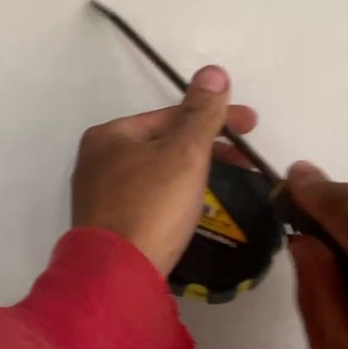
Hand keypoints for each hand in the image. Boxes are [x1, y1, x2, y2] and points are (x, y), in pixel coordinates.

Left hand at [72, 66, 258, 275]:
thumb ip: (201, 114)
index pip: (170, 116)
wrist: (116, 276)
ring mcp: (99, 196)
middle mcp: (96, 161)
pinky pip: (148, 199)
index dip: (214, 117)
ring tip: (228, 183)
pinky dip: (175, 195)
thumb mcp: (184, 153)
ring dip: (193, 172)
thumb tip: (213, 72)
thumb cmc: (151, 206)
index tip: (251, 124)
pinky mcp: (108, 226)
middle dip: (206, 148)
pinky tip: (194, 207)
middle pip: (162, 144)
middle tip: (245, 159)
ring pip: (156, 173)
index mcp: (109, 136)